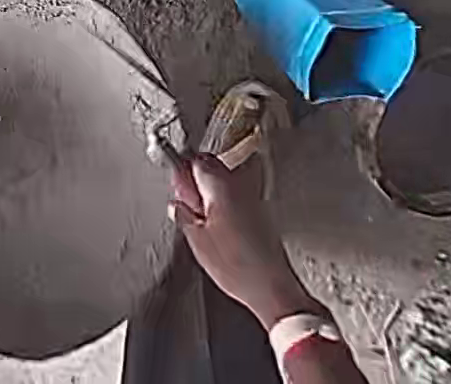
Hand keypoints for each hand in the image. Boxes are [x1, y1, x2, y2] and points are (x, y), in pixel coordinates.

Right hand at [170, 153, 318, 327]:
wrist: (273, 291)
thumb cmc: (239, 267)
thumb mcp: (197, 240)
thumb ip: (183, 215)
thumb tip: (177, 206)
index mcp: (220, 185)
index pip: (196, 161)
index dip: (183, 174)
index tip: (178, 189)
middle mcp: (239, 186)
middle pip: (212, 167)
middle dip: (197, 181)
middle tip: (188, 203)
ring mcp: (253, 199)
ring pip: (225, 182)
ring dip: (211, 194)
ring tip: (204, 220)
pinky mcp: (262, 214)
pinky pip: (237, 198)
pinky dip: (225, 206)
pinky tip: (221, 229)